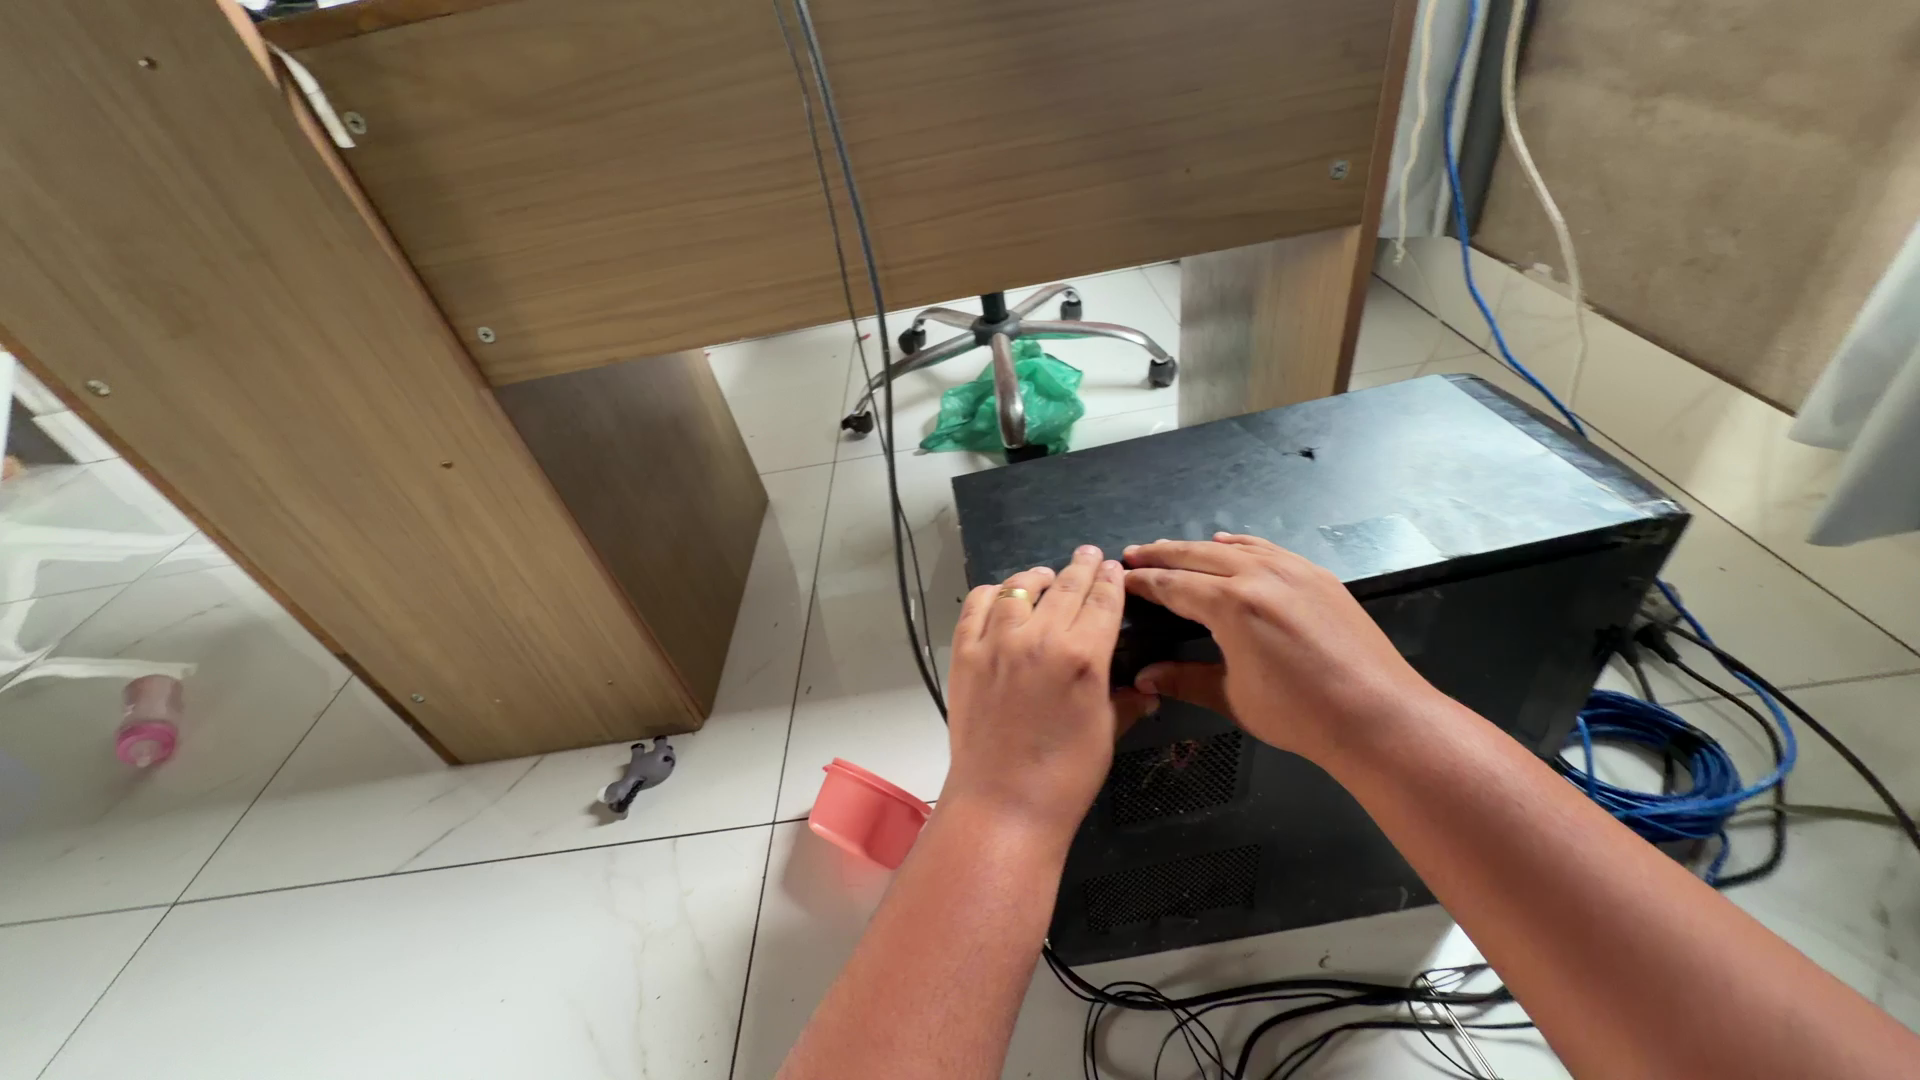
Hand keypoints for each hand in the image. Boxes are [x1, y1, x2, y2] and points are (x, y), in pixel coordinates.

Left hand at [942, 546, 1154, 833]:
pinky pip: (977, 606)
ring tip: (1046, 575)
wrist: (1003, 802)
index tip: (1112, 567)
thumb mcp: (1107, 733)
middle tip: (1088, 554)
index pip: (1102, 602)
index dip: (1110, 581)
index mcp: (1083, 656)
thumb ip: (1126, 700)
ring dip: (1038, 577)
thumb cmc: (1065, 775)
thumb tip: (1146, 689)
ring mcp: (997, 643)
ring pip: (1020, 588)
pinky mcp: (965, 654)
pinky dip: (992, 593)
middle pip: (1066, 588)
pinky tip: (1002, 594)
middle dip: (1082, 568)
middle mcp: (1040, 638)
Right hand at [1122, 533, 1440, 760]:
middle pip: (1196, 556)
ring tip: (1170, 549)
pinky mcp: (1317, 576)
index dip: (1143, 582)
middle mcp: (1257, 575)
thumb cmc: (1299, 714)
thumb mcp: (1232, 697)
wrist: (1379, 715)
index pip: (1173, 585)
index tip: (1119, 578)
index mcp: (1230, 604)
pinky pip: (1267, 549)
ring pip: (1232, 548)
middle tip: (1132, 555)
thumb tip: (1144, 676)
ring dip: (1196, 548)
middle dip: (1161, 555)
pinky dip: (1240, 545)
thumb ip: (1184, 679)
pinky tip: (1227, 545)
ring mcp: (1292, 570)